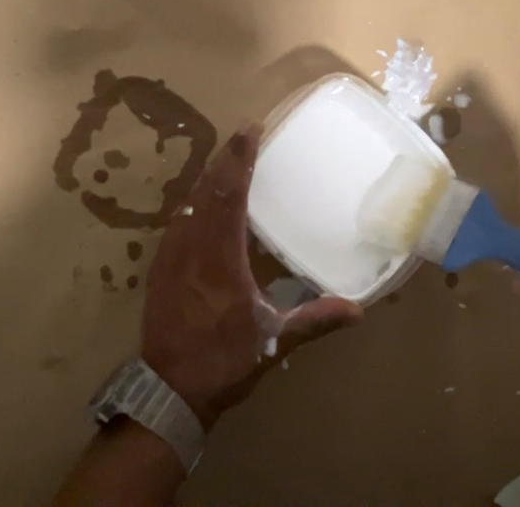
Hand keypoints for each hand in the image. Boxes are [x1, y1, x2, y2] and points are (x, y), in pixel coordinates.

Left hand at [140, 124, 362, 426]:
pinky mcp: (161, 267)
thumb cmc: (223, 361)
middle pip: (207, 189)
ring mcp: (171, 255)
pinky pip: (180, 220)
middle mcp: (192, 246)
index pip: (230, 194)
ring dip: (210, 177)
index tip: (251, 129)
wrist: (168, 390)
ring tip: (229, 159)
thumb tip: (358, 311)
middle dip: (226, 158)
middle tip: (244, 133)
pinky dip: (197, 200)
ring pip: (190, 202)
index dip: (240, 159)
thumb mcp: (274, 340)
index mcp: (220, 256)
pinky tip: (206, 201)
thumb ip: (315, 321)